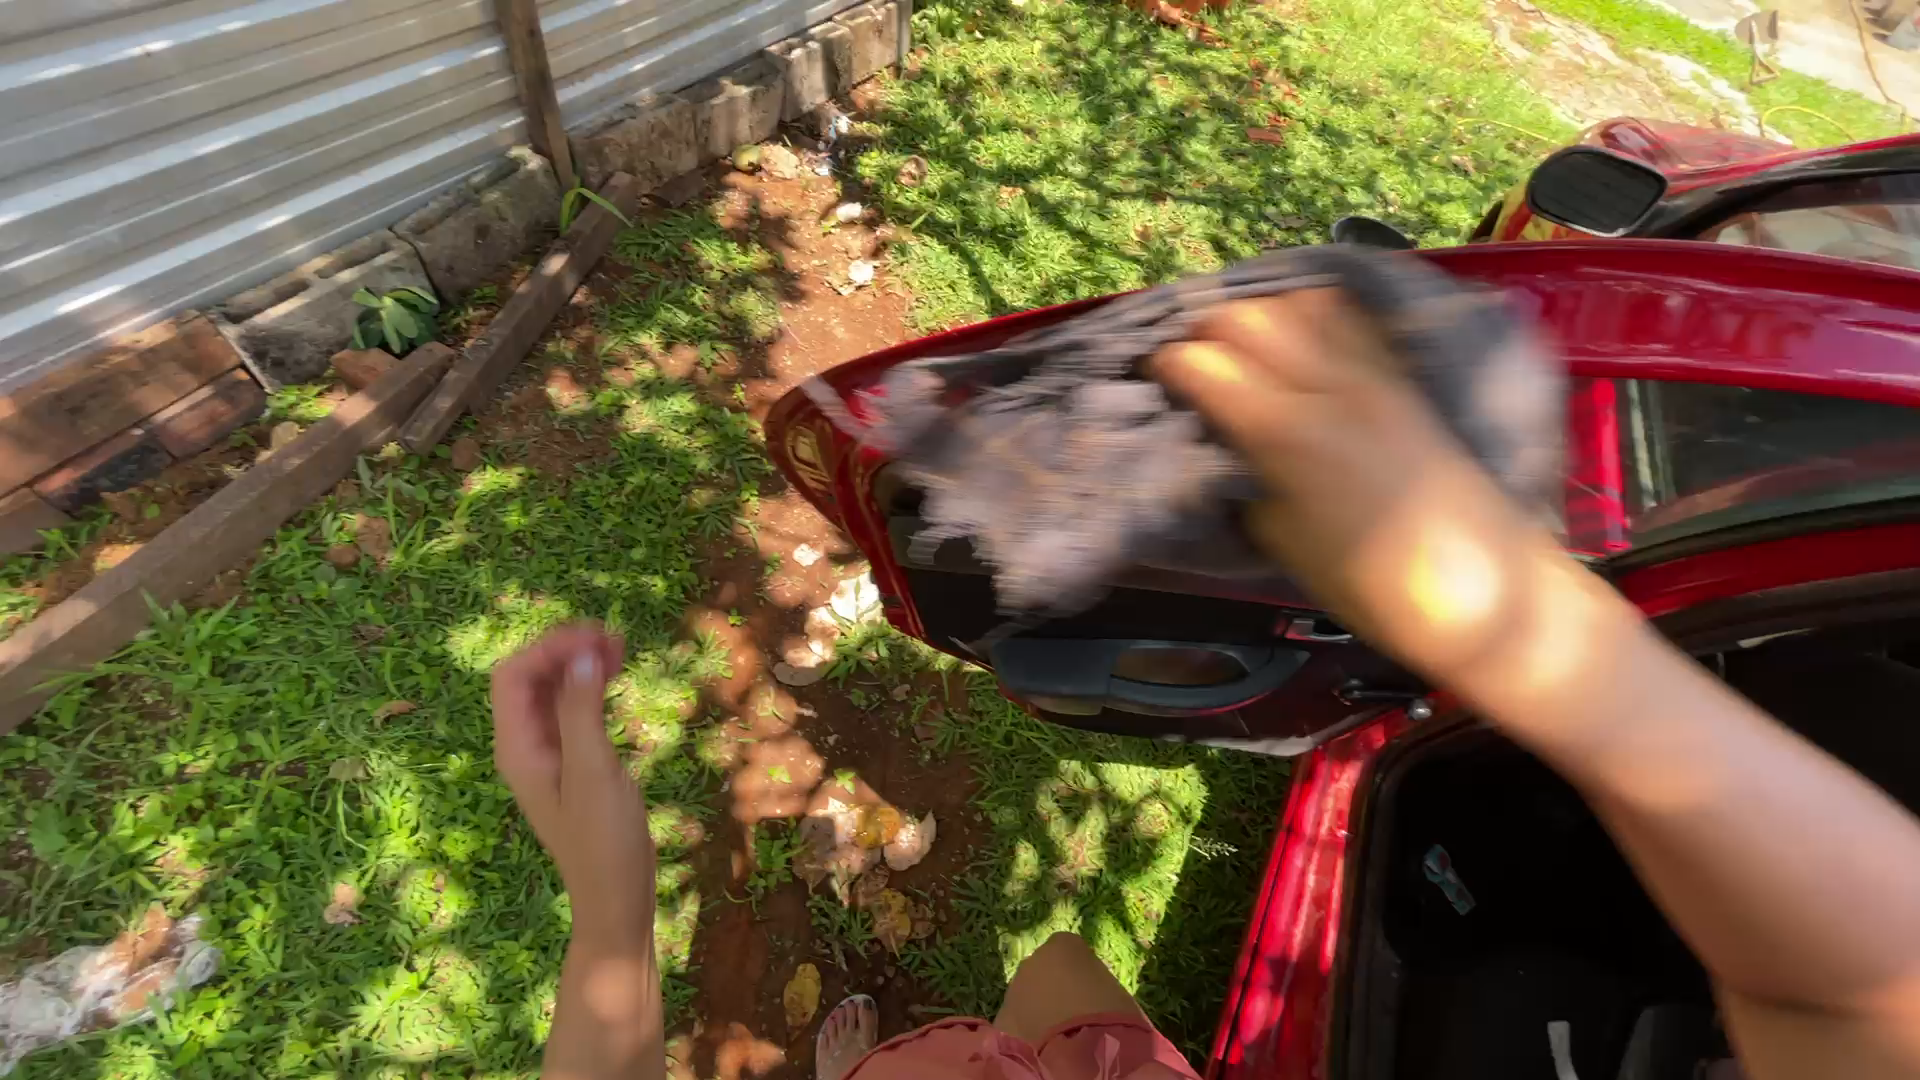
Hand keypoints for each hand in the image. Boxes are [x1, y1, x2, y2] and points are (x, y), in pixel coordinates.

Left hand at [491, 623, 655, 942]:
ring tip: (621, 646)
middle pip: (530, 677)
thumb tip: (584, 656)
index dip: (549, 648)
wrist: (616, 892)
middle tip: (613, 636)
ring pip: (554, 690)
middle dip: (564, 649)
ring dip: (580, 663)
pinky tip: (618, 674)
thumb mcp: (594, 770)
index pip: (513, 676)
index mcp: (517, 748)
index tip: (597, 639)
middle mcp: (525, 745)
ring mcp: (549, 752)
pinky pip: (573, 708)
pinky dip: (592, 685)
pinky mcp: (573, 758)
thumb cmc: (603, 837)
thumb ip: (582, 712)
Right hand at [1152, 289, 1573, 683]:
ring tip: (1236, 344)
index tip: (1150, 376)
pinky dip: (1307, 313)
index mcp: (1283, 432)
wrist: (1478, 590)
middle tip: (1186, 358)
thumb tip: (1213, 435)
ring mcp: (1373, 372)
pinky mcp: (1403, 376)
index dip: (1165, 363)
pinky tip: (1294, 338)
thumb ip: (1236, 470)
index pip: (1203, 364)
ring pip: (1297, 302)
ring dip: (1255, 313)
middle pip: (1245, 316)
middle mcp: (1326, 384)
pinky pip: (1347, 316)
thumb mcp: (1273, 533)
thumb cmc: (1359, 580)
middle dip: (1201, 329)